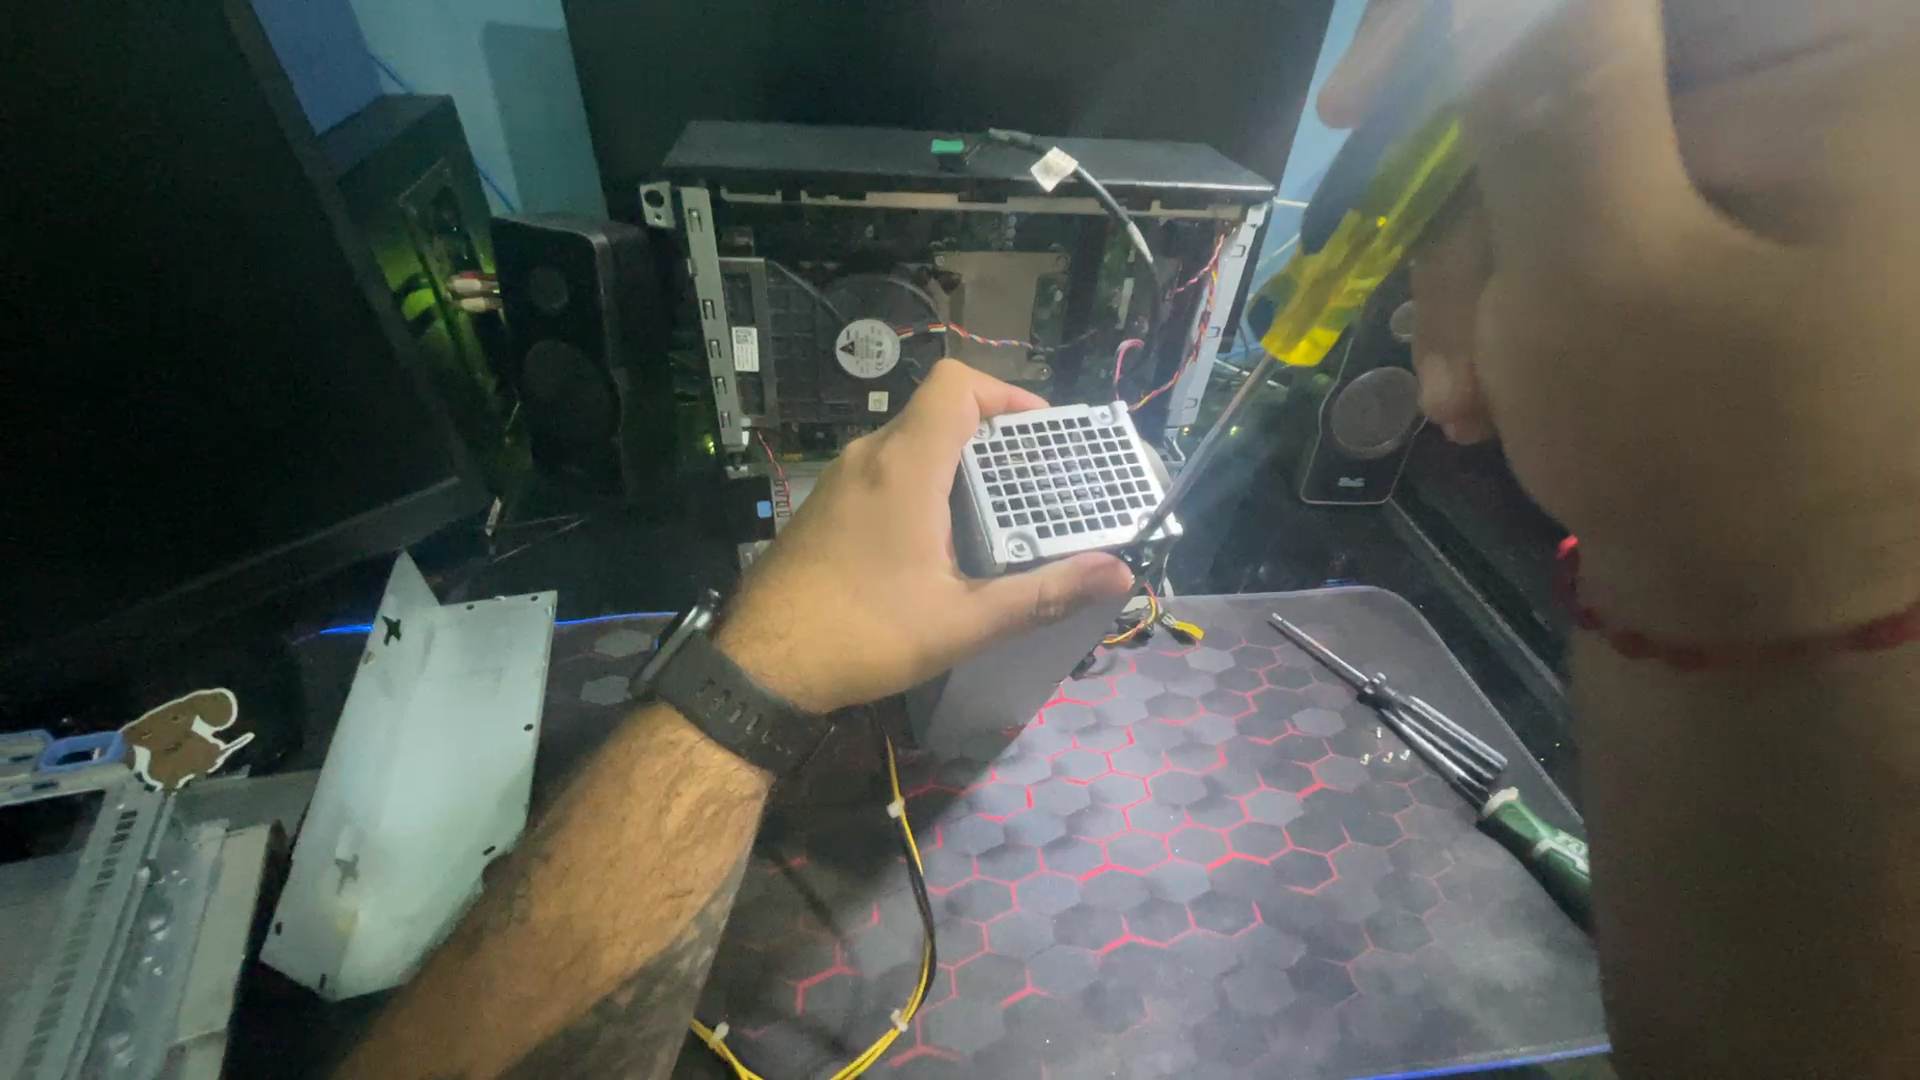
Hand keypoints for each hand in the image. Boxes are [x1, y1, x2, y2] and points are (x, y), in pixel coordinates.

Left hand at [714, 361, 1134, 713]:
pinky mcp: (826, 507)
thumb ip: (1042, 593)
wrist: (760, 666)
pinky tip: (937, 544)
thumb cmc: (864, 635)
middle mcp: (868, 457)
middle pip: (939, 415)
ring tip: (996, 519)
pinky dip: (923, 488)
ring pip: (911, 446)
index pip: (956, 385)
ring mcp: (839, 481)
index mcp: (905, 466)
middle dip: (995, 443)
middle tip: (1035, 490)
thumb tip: (1118, 571)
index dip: (1007, 394)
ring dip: (958, 469)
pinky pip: (885, 475)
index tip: (1043, 437)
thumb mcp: (963, 621)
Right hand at [1321, 0, 1919, 637]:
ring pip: (1512, 174)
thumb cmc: (1699, 440)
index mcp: (1821, 55)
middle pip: (1539, 86)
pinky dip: (1485, 308)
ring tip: (1467, 394)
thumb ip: (1550, 104)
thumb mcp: (1599, 270)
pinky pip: (1526, 232)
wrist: (1750, 582)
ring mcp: (1715, 162)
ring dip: (1461, 288)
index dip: (1451, 26)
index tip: (1348, 110)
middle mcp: (1778, 85)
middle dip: (1455, 219)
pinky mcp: (1664, 224)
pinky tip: (1486, 389)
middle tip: (1439, 333)